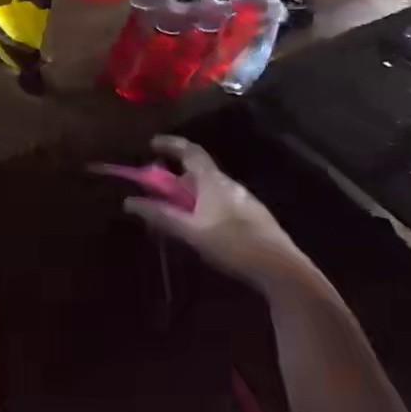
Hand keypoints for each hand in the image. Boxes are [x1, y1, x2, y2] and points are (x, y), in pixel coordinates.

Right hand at [123, 136, 321, 293]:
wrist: (280, 268)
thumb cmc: (232, 245)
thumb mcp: (191, 232)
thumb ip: (161, 216)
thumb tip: (129, 201)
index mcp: (212, 181)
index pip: (189, 151)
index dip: (171, 144)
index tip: (152, 143)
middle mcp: (229, 184)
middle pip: (199, 170)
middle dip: (177, 175)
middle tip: (159, 188)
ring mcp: (244, 199)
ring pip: (211, 187)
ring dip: (191, 192)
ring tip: (177, 211)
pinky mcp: (253, 215)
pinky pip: (221, 200)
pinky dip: (205, 203)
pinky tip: (203, 225)